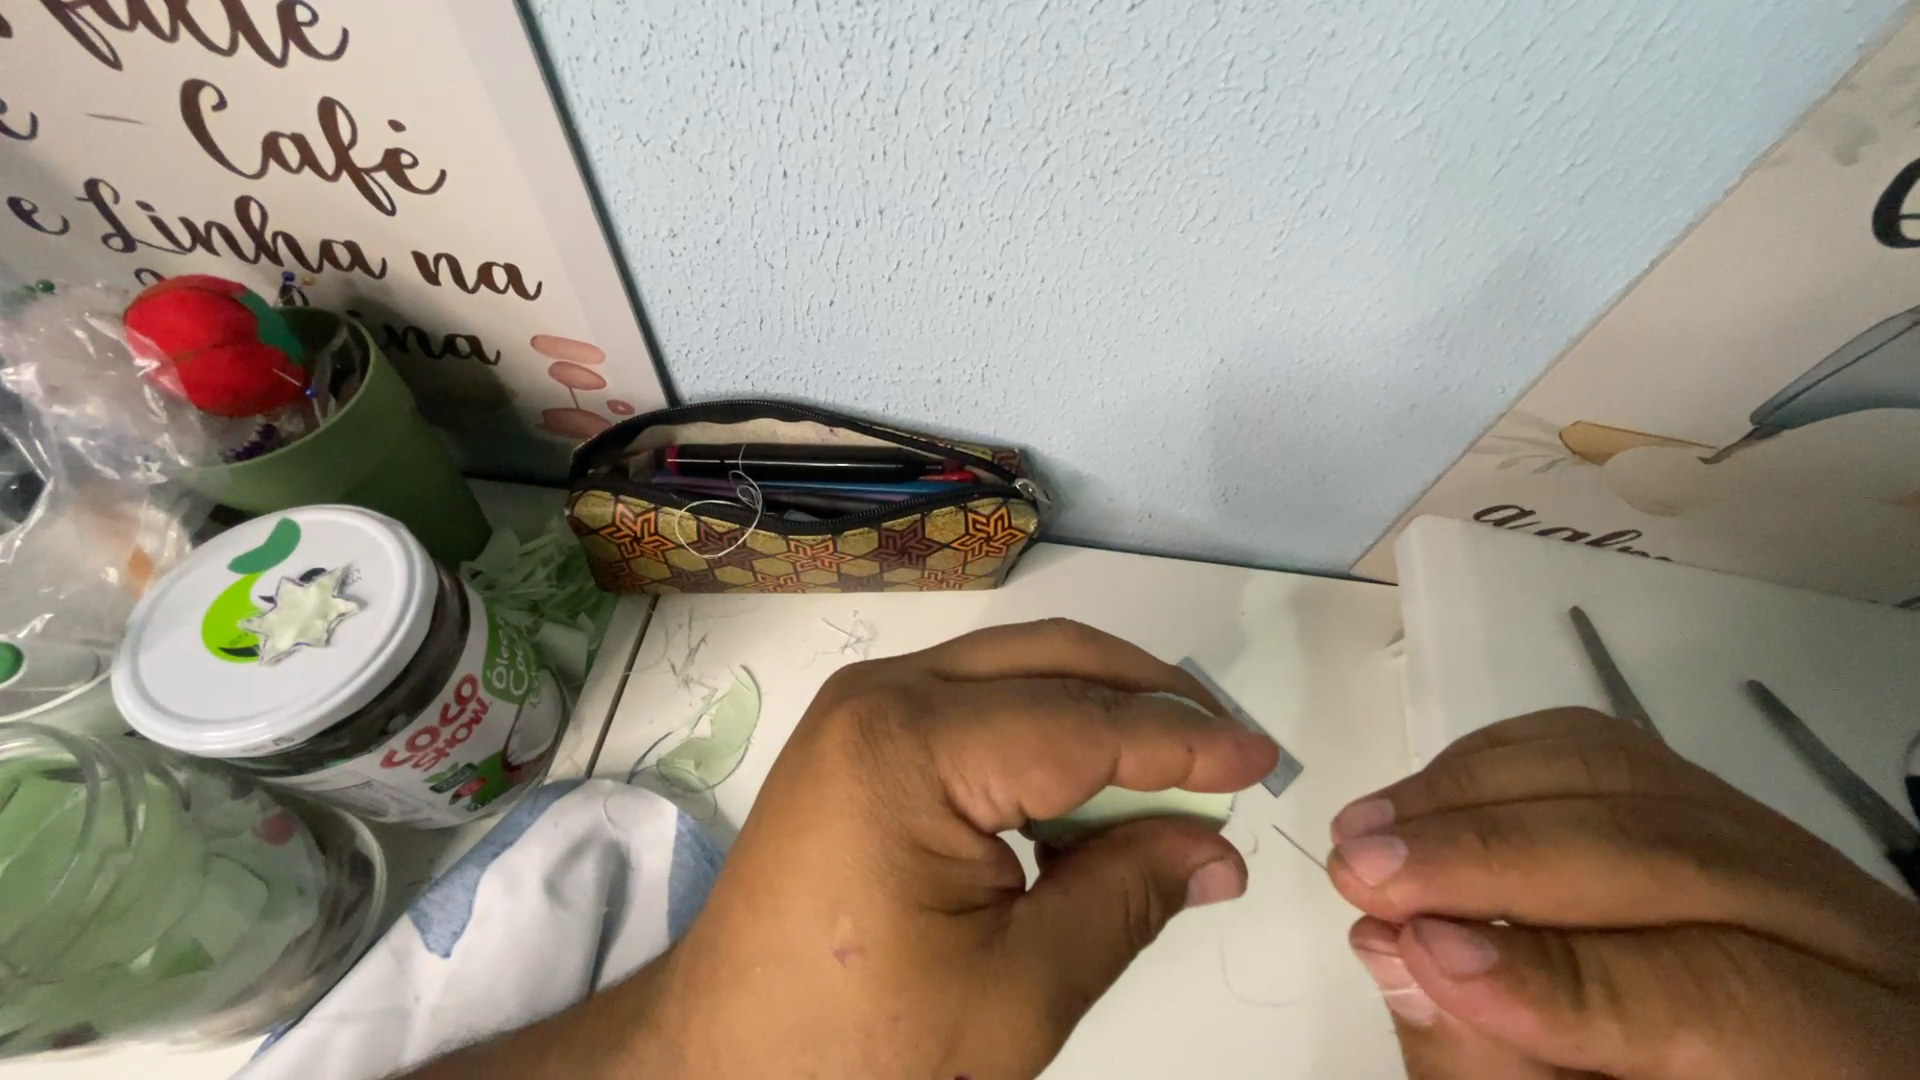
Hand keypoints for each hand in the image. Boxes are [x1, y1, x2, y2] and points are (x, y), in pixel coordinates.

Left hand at [514, 620, 1276, 1078]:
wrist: (721, 1060)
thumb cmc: (861, 1044)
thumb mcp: (1017, 987)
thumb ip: (1127, 898)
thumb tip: (1217, 850)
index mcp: (914, 743)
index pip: (1083, 723)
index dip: (1183, 742)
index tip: (1262, 754)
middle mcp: (885, 692)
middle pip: (1050, 662)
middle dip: (1145, 698)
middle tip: (1222, 747)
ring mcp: (865, 703)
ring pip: (1015, 670)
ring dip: (1097, 708)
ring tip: (1168, 768)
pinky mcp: (860, 728)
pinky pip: (975, 701)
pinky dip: (1042, 730)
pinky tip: (1082, 786)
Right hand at [1327, 708, 1919, 1078]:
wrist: (1708, 1063)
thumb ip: (1495, 1065)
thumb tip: (1394, 948)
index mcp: (1876, 1053)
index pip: (1730, 992)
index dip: (1556, 971)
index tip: (1416, 948)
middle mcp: (1860, 932)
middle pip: (1666, 849)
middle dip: (1483, 855)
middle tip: (1357, 871)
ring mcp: (1777, 844)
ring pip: (1620, 769)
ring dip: (1462, 793)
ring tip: (1362, 831)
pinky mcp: (1694, 793)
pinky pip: (1586, 743)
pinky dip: (1482, 761)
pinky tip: (1417, 800)